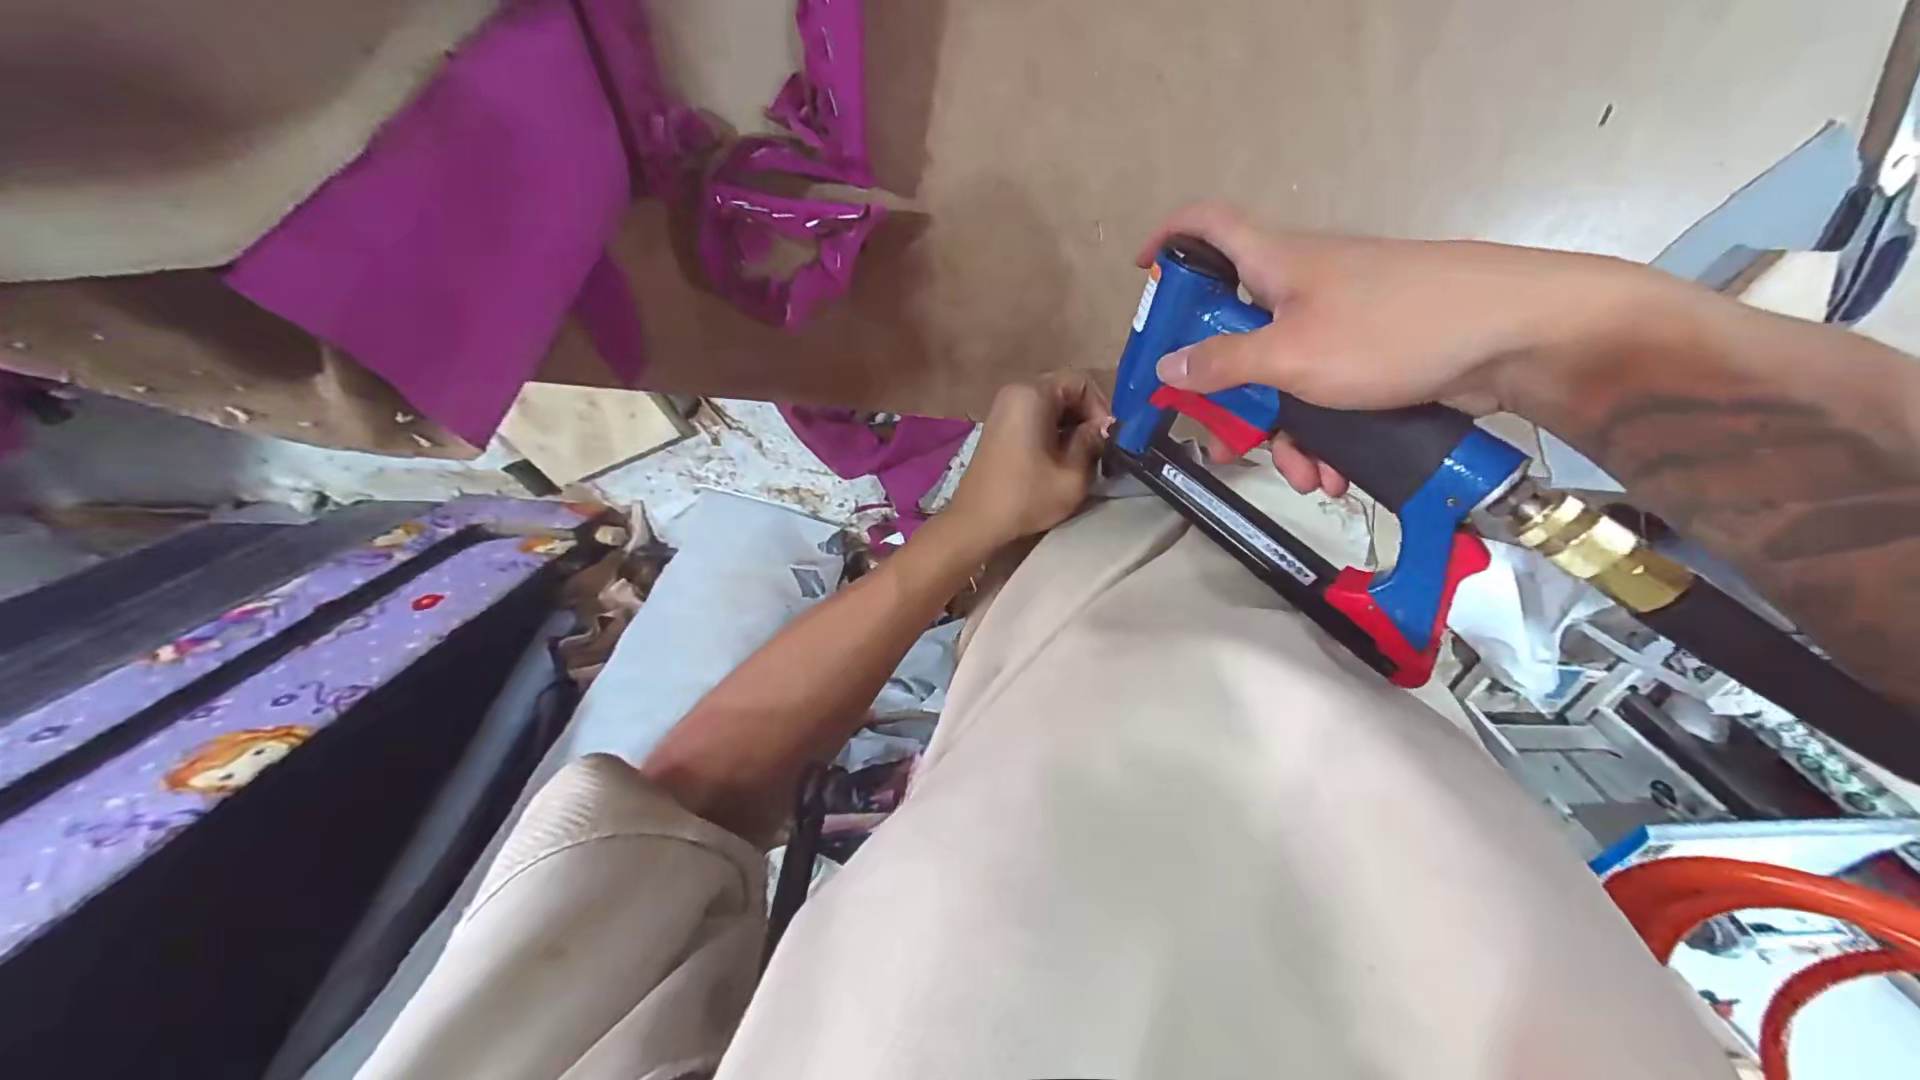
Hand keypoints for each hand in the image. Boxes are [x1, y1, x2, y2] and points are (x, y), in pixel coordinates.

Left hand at [942, 371, 1110, 550]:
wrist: (976, 522)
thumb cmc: (1026, 498)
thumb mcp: (1072, 475)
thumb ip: (1093, 443)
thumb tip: (1104, 428)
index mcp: (1032, 394)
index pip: (1082, 382)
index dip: (1101, 408)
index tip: (1107, 439)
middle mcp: (1015, 392)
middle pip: (1065, 391)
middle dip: (1086, 417)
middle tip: (1098, 449)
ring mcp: (1003, 409)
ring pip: (1050, 405)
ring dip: (1070, 426)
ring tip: (1080, 457)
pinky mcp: (998, 426)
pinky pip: (1034, 416)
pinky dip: (1051, 431)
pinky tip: (1058, 458)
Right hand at [1136, 202, 1672, 494]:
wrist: (1521, 336)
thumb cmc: (1392, 331)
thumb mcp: (1291, 356)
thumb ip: (1222, 363)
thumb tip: (1167, 367)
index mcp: (1274, 265)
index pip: (1206, 225)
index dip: (1167, 239)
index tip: (1142, 272)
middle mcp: (1300, 286)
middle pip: (1233, 328)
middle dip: (1224, 391)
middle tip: (1219, 433)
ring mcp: (1336, 320)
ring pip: (1279, 375)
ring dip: (1281, 431)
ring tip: (1301, 474)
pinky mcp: (1369, 353)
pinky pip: (1321, 393)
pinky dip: (1320, 432)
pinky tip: (1333, 472)